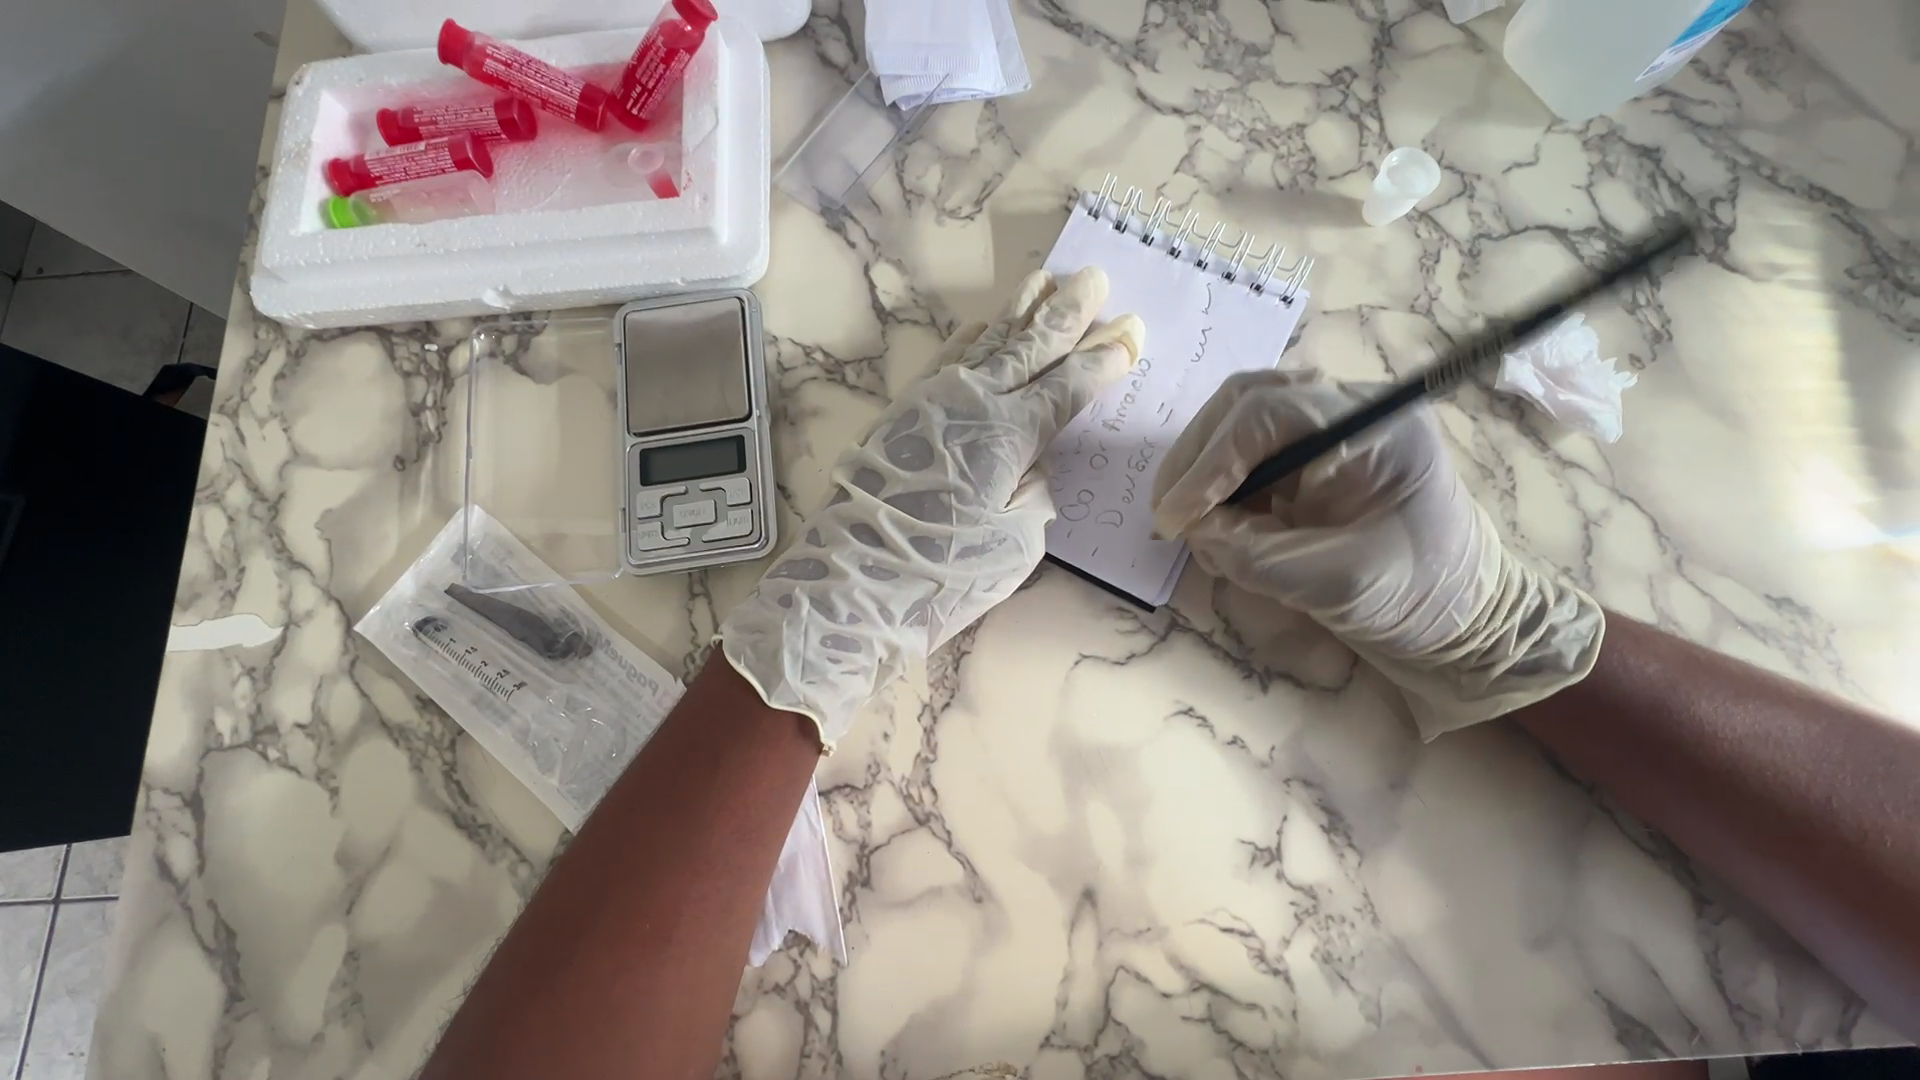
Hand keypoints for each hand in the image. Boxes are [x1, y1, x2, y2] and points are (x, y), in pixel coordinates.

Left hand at [720, 267, 1144, 749]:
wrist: (859, 575)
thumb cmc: (945, 569)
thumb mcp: (1016, 541)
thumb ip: (1033, 488)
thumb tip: (1030, 460)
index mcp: (1011, 435)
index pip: (1068, 387)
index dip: (1103, 359)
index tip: (1132, 331)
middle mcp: (976, 403)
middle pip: (1032, 348)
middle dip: (1069, 313)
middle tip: (1096, 278)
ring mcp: (936, 400)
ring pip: (990, 344)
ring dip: (1021, 311)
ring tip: (1047, 279)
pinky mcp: (906, 410)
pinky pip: (947, 360)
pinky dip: (972, 338)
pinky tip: (984, 324)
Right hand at [1151, 368, 1602, 738]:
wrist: (1460, 619)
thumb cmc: (1418, 600)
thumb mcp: (1336, 583)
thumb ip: (1256, 555)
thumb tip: (1193, 532)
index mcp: (1375, 428)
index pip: (1270, 413)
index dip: (1210, 462)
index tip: (1176, 519)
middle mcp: (1348, 412)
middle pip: (1247, 400)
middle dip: (1196, 456)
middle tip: (1168, 514)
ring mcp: (1327, 431)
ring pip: (1238, 419)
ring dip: (1201, 467)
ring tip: (1185, 521)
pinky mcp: (1310, 458)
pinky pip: (1246, 452)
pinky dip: (1217, 484)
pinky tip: (1213, 522)